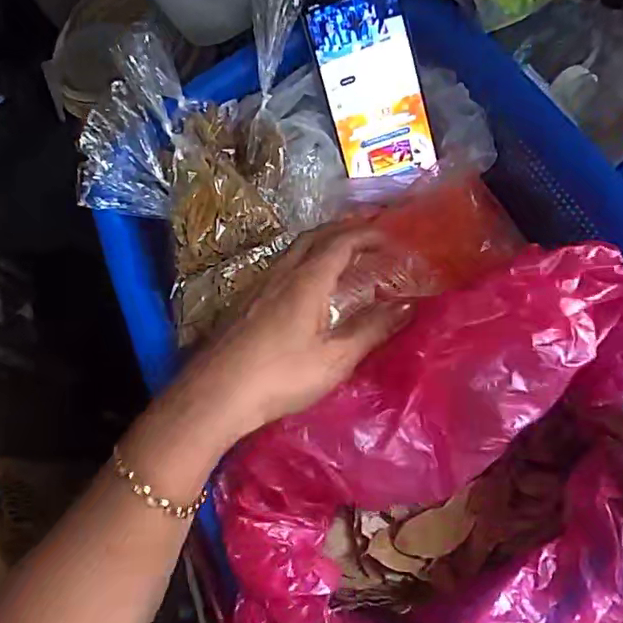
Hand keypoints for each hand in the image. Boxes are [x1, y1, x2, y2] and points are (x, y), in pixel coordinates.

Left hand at [168, 221, 413, 444]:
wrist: (216, 394)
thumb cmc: (280, 377)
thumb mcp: (334, 359)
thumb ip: (371, 330)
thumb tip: (406, 306)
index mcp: (307, 281)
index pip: (342, 242)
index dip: (368, 234)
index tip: (391, 237)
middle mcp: (281, 275)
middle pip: (314, 237)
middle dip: (344, 229)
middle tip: (368, 233)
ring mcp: (257, 287)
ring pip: (293, 251)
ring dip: (321, 243)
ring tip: (340, 254)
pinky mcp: (243, 304)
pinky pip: (280, 268)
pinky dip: (303, 262)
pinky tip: (303, 286)